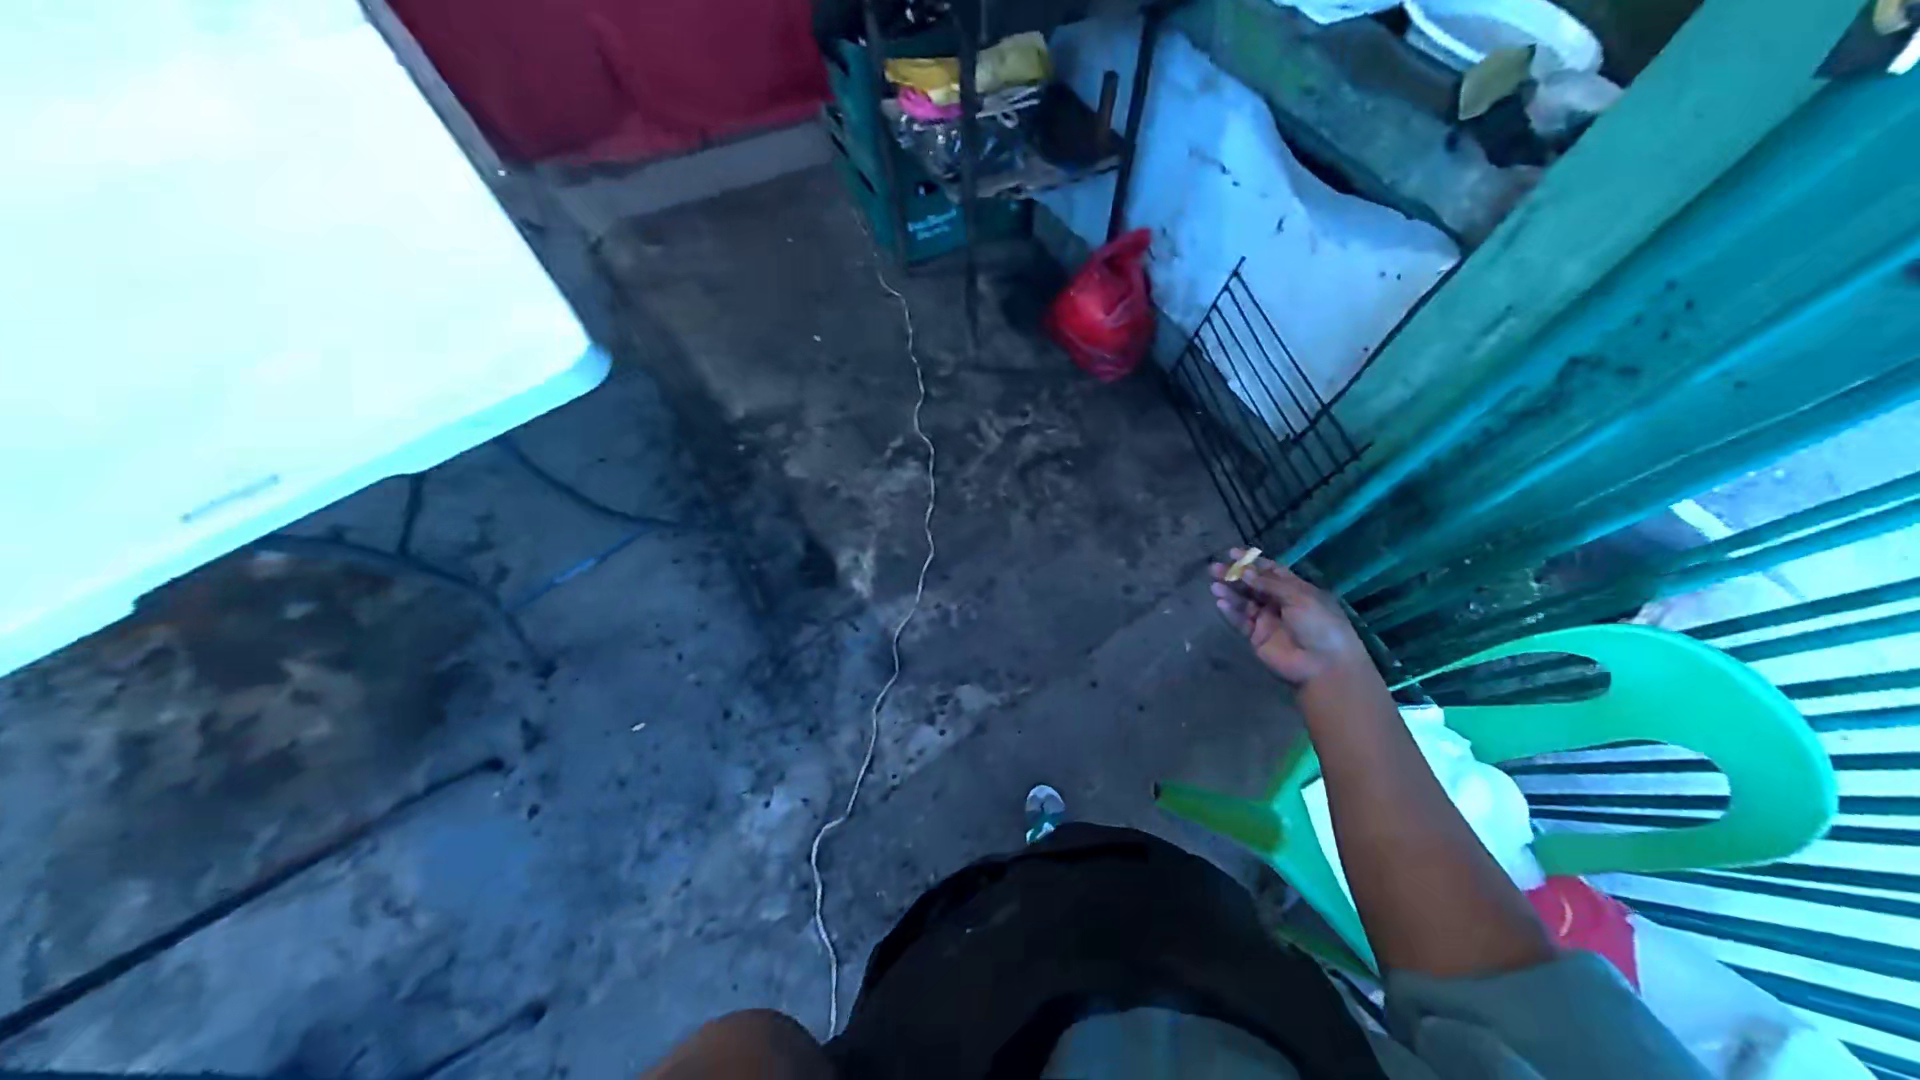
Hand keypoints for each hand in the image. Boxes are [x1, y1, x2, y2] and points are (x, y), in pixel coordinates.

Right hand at [1210, 549, 1371, 686]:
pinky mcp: (1257, 637)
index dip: (1253, 562)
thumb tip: (1246, 571)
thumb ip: (1270, 584)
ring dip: (1230, 592)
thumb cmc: (1319, 625)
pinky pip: (1241, 621)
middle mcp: (1281, 603)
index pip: (1271, 572)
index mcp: (1297, 590)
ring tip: (1214, 584)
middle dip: (1235, 576)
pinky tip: (1220, 601)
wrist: (1323, 664)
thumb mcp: (1299, 597)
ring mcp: (1268, 621)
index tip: (1233, 553)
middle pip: (1254, 586)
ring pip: (1244, 602)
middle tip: (1215, 567)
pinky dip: (1230, 611)